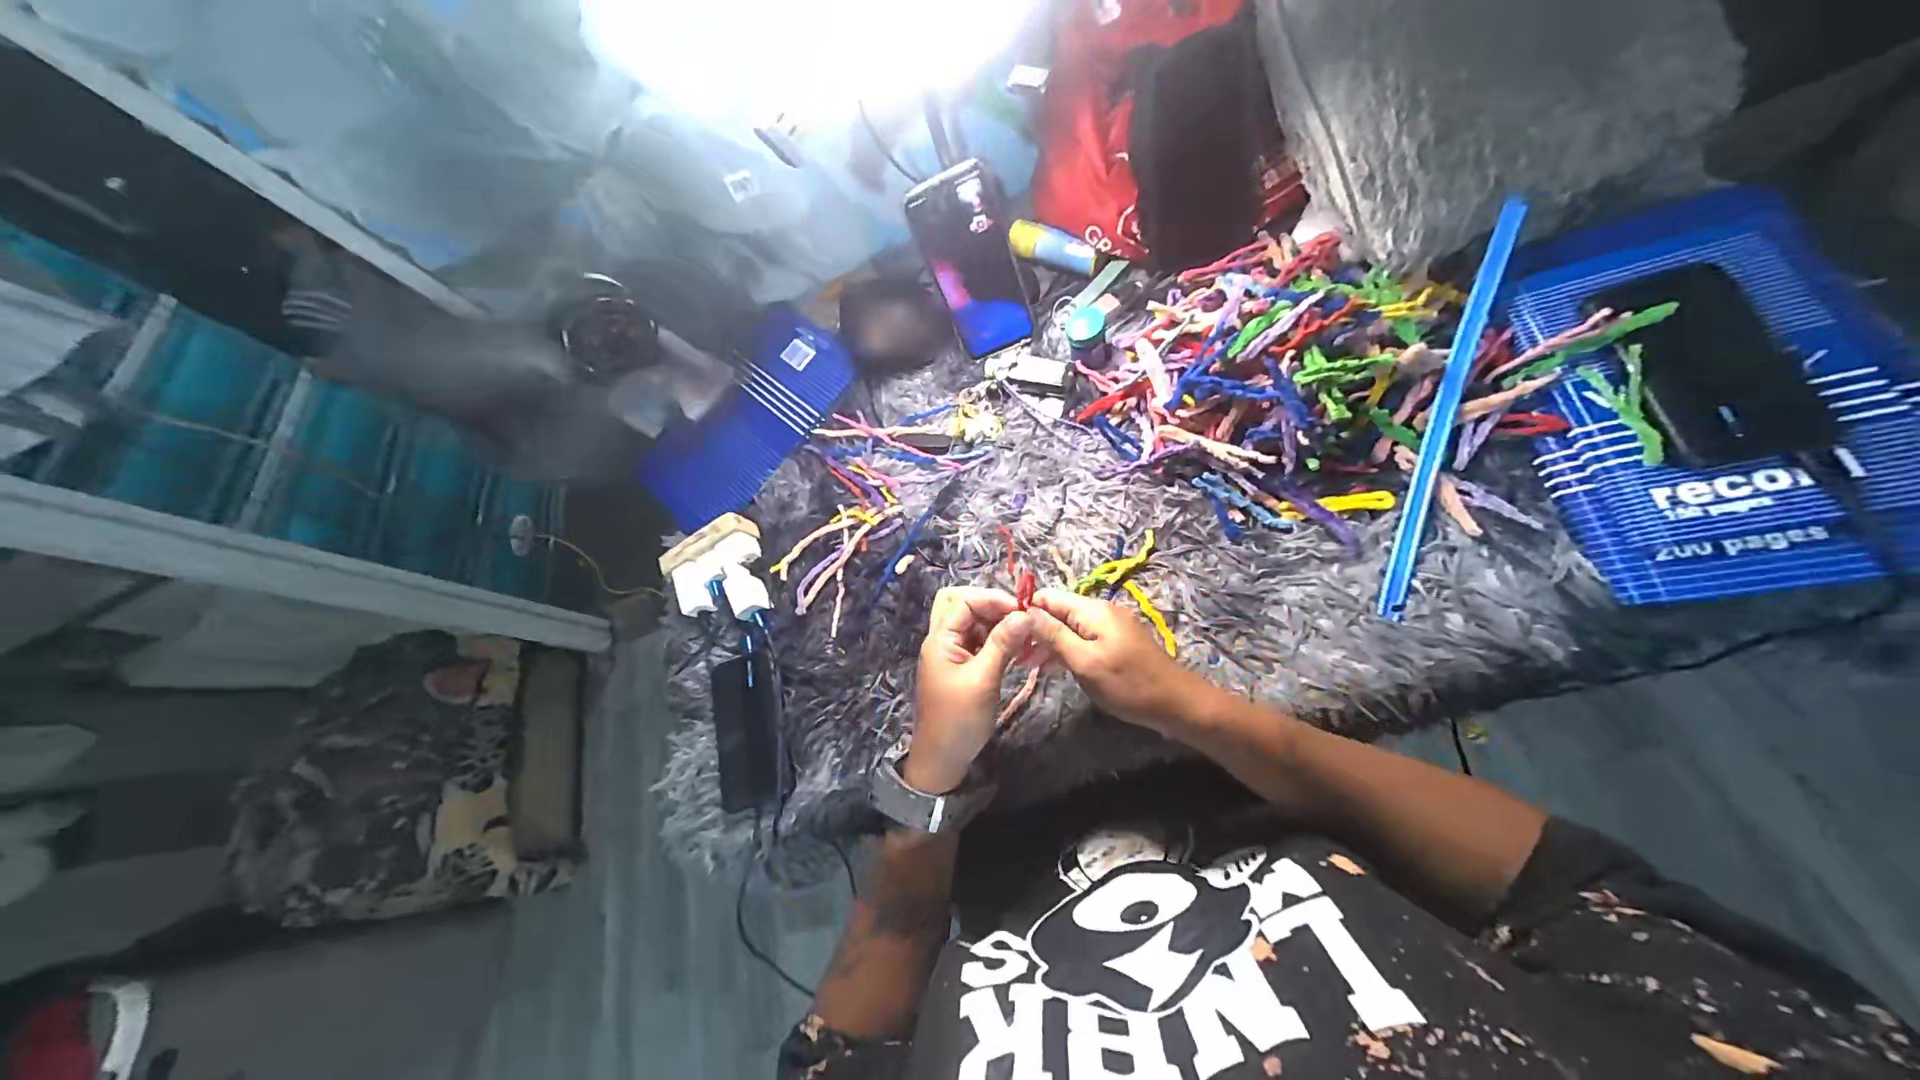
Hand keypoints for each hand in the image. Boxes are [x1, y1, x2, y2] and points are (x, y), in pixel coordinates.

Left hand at [909, 587, 1035, 793]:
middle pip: (965, 607)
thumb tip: (1025, 614)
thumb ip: (1002, 643)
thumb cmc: (959, 720)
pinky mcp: (962, 668)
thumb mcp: (983, 679)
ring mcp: (952, 654)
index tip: (1022, 609)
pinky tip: (1018, 650)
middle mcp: (943, 641)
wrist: (942, 760)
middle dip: (994, 607)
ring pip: (974, 625)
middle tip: (1022, 618)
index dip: (993, 599)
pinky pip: (979, 643)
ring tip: (1025, 635)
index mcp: (940, 639)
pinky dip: (997, 641)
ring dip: (998, 624)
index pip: (964, 601)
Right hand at [1026, 589, 1215, 734]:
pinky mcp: (1116, 643)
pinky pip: (1083, 639)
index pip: (1049, 597)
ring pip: (1069, 627)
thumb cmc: (1128, 685)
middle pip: (1058, 611)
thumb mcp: (1085, 662)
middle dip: (1035, 630)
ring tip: (1028, 665)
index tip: (1005, 631)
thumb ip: (1054, 635)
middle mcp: (1101, 611)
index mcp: (1093, 610)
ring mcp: (1110, 627)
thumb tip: (1025, 611)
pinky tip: (1053, 667)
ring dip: (1049, 643)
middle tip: (1015, 656)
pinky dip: (1066, 650)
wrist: (1177, 704)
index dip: (1025, 610)